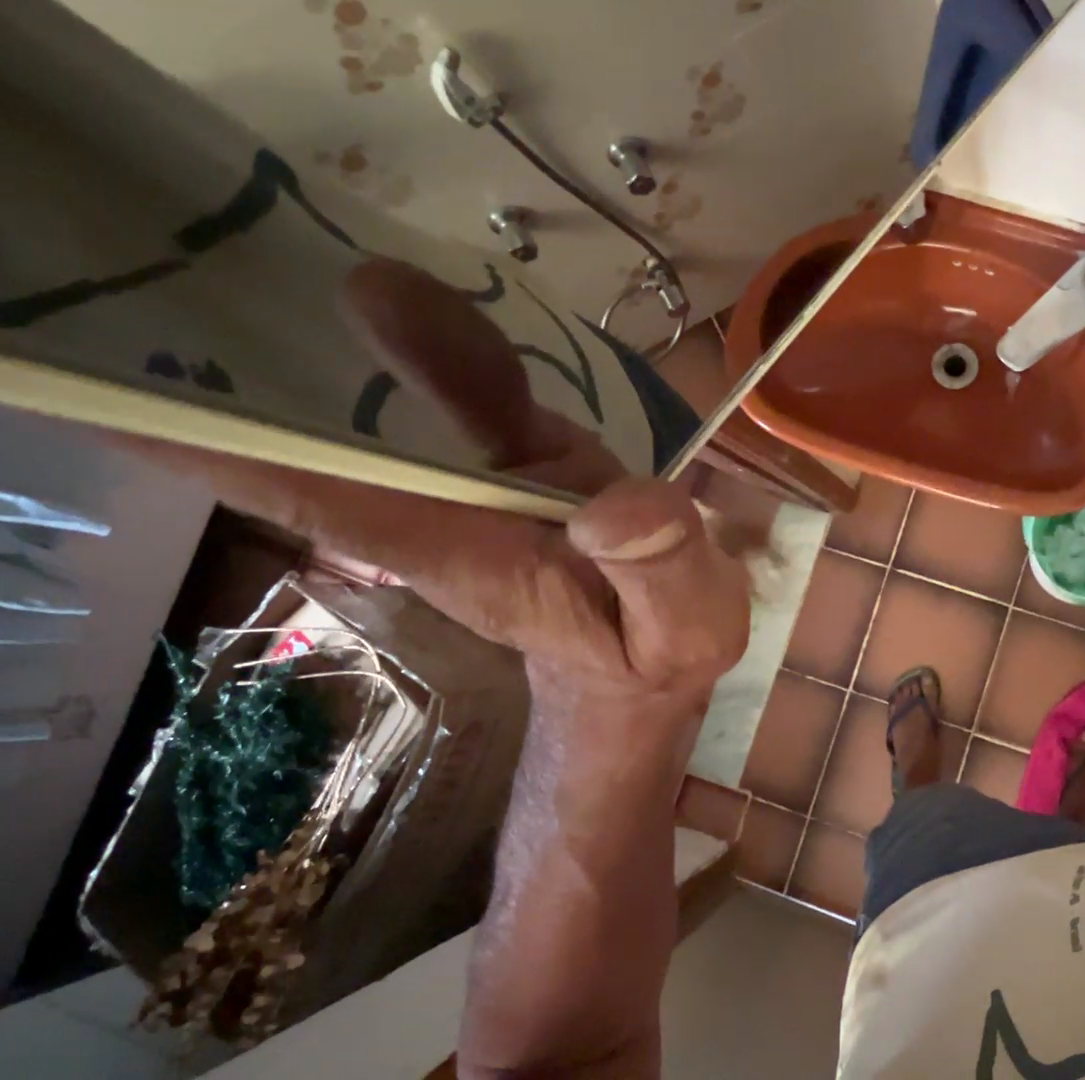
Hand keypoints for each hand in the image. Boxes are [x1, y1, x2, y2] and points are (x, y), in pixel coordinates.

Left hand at [133, 257, 750, 706]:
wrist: (647, 653)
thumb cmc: (658, 653)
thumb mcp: (687, 627)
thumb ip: (661, 570)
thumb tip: (617, 504)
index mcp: (472, 553)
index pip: (324, 496)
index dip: (213, 443)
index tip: (89, 380)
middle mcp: (449, 509)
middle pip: (324, 436)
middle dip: (231, 376)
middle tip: (148, 276)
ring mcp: (482, 480)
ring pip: (394, 398)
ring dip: (340, 332)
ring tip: (306, 261)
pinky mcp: (520, 457)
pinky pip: (469, 386)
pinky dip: (436, 334)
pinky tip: (403, 287)